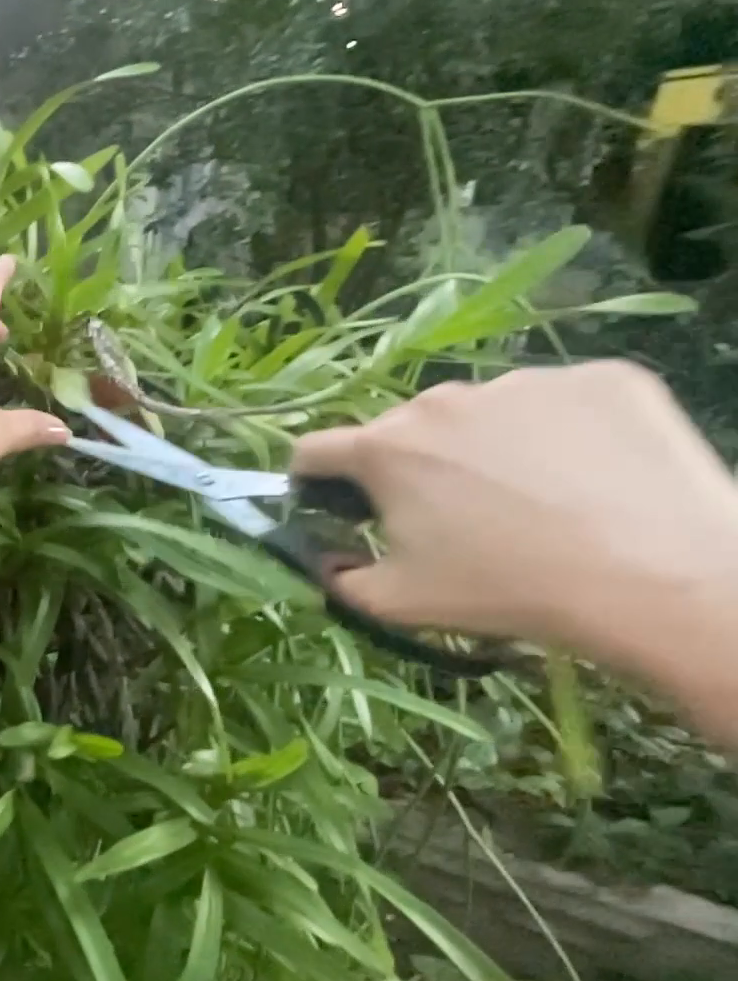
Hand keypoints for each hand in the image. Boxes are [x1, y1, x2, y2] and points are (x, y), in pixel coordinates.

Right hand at [291, 361, 737, 668]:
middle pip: (400, 429)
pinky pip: (553, 401)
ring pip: (477, 413)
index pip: (313, 450)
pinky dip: (553, 431)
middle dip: (406, 465)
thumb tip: (327, 559)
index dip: (313, 480)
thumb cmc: (509, 589)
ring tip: (526, 495)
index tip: (335, 505)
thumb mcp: (396, 601)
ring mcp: (525, 382)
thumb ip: (337, 578)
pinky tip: (583, 475)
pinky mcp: (602, 378)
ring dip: (478, 444)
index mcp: (383, 449)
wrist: (668, 581)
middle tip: (446, 514)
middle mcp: (441, 400)